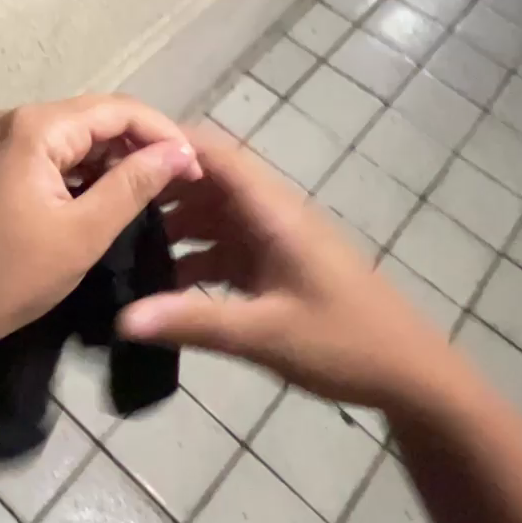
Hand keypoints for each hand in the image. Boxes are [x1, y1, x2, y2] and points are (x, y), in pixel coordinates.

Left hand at [0, 94, 201, 360]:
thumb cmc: (10, 277)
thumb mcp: (83, 233)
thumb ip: (133, 184)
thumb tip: (178, 152)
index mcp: (34, 127)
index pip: (116, 109)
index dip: (162, 133)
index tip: (195, 168)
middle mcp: (14, 120)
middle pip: (93, 118)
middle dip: (139, 145)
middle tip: (179, 181)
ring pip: (73, 138)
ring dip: (112, 160)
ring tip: (151, 192)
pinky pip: (50, 156)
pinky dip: (82, 173)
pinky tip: (106, 198)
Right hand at [116, 124, 467, 413]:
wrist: (414, 377)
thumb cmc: (346, 344)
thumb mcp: (264, 334)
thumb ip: (192, 321)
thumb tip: (121, 318)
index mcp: (274, 212)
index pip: (216, 154)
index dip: (168, 145)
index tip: (116, 153)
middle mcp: (273, 215)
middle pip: (209, 181)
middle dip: (161, 186)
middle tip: (107, 200)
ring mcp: (276, 240)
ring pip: (215, 215)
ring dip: (175, 223)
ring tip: (123, 240)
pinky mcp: (278, 266)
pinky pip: (226, 248)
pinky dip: (194, 257)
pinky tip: (162, 283)